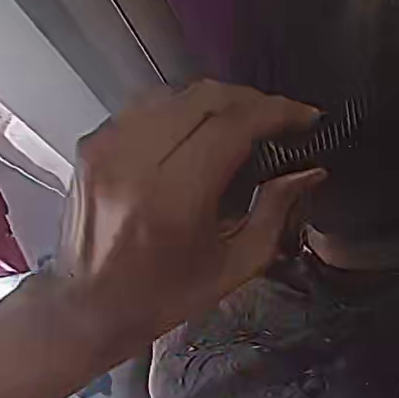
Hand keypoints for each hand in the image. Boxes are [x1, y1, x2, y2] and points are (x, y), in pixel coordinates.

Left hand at [45, 80, 324, 363]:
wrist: (89, 305)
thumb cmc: (164, 295)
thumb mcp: (233, 265)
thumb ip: (275, 212)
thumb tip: (309, 172)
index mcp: (173, 200)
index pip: (230, 126)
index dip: (275, 112)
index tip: (304, 117)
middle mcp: (134, 164)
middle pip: (204, 97)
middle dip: (252, 99)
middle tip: (279, 117)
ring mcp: (106, 148)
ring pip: (175, 92)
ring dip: (217, 100)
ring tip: (243, 120)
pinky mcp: (92, 145)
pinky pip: (146, 106)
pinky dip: (181, 109)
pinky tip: (198, 128)